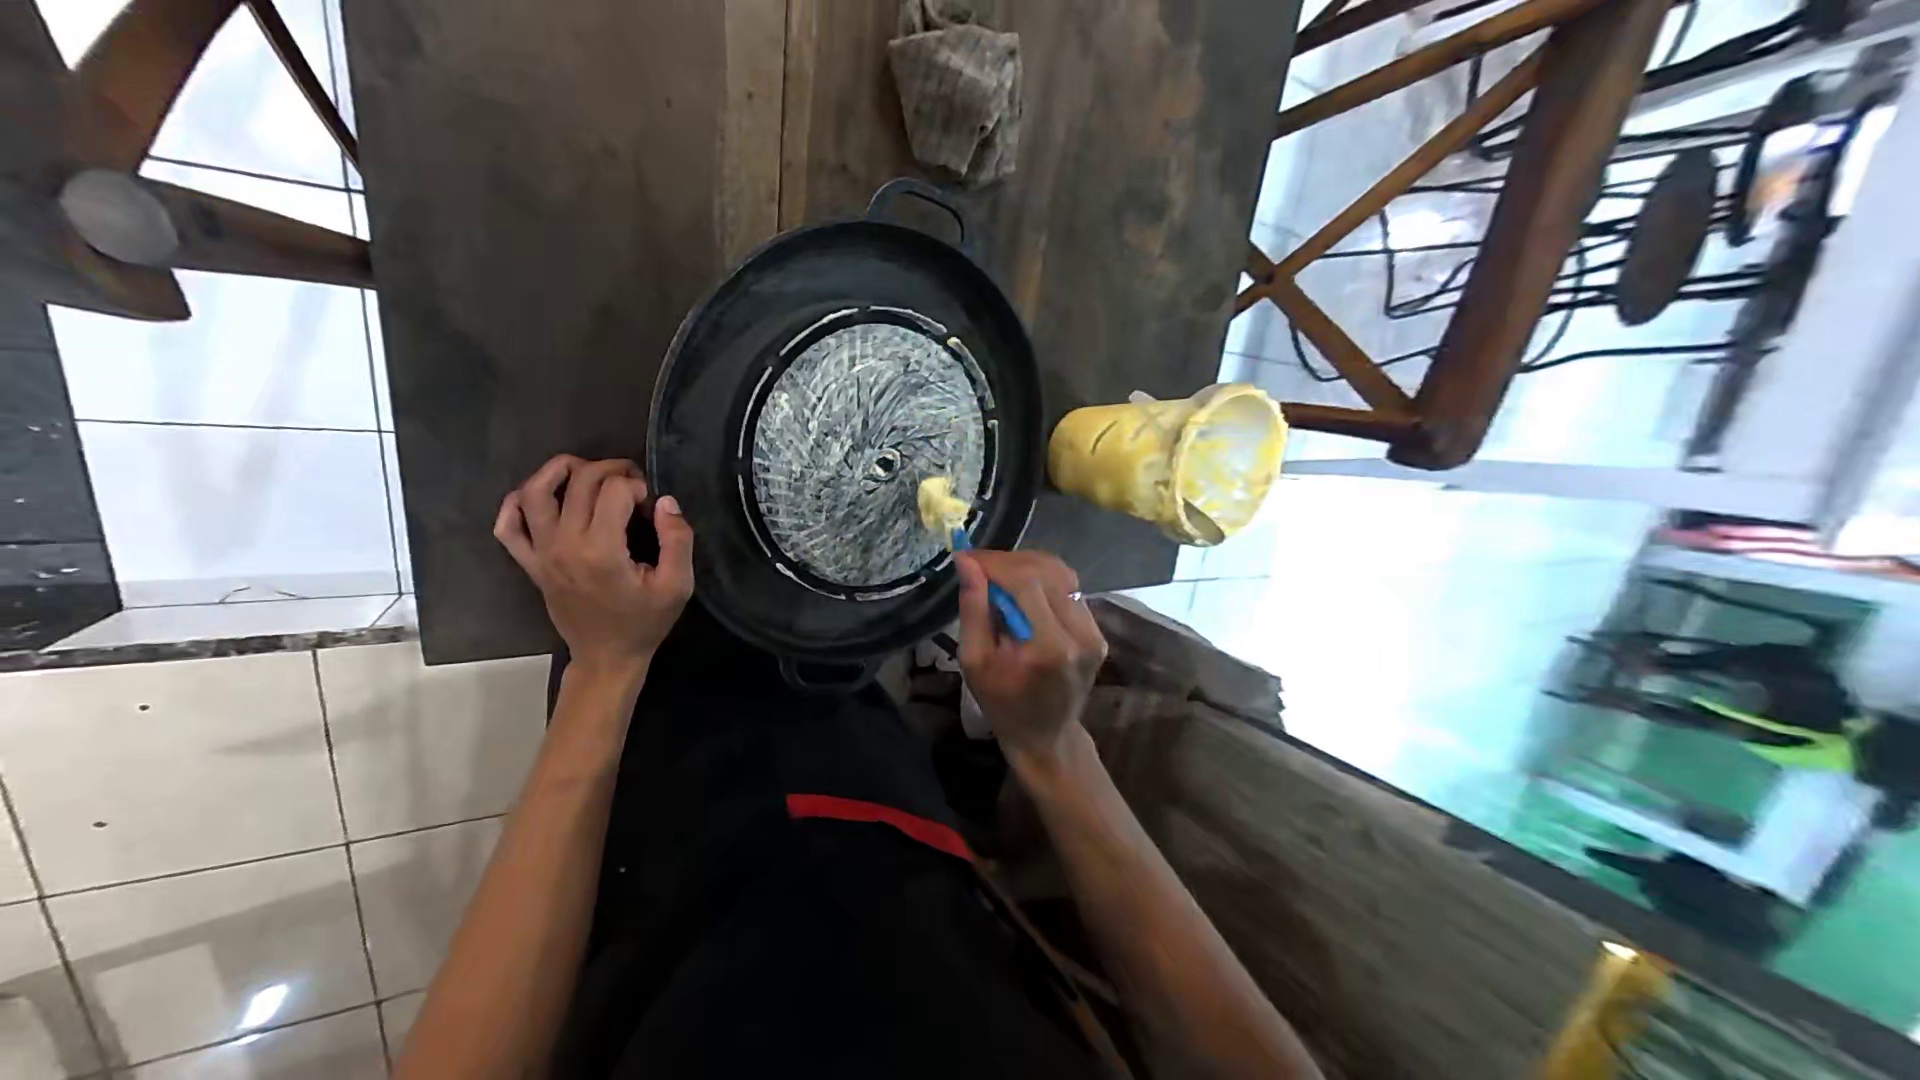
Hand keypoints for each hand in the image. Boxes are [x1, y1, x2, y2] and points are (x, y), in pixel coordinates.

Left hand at [493, 455, 693, 681]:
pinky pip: (508, 526)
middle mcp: (565, 544)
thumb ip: (678, 540)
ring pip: (535, 492)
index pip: (614, 490)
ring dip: (559, 470)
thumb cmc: (645, 622)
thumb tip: (666, 502)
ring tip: (585, 471)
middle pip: (579, 481)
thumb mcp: (677, 585)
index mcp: (602, 550)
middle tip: (632, 482)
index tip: (651, 503)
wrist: (606, 657)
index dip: (638, 485)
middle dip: (610, 469)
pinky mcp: (530, 563)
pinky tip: (541, 497)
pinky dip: (516, 503)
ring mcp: (541, 553)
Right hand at [955, 550, 1106, 762]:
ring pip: (1061, 574)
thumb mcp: (974, 662)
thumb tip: (966, 563)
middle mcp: (1080, 634)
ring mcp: (1094, 632)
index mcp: (1048, 647)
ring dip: (1025, 566)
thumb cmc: (1002, 703)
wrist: (1046, 735)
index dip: (994, 563)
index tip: (966, 558)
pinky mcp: (1098, 631)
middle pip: (1045, 572)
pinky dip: (1042, 580)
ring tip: (996, 575)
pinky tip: (1020, 590)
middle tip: (977, 566)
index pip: (1026, 583)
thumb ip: (972, 610)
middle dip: (1007, 561)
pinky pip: (1069, 589)